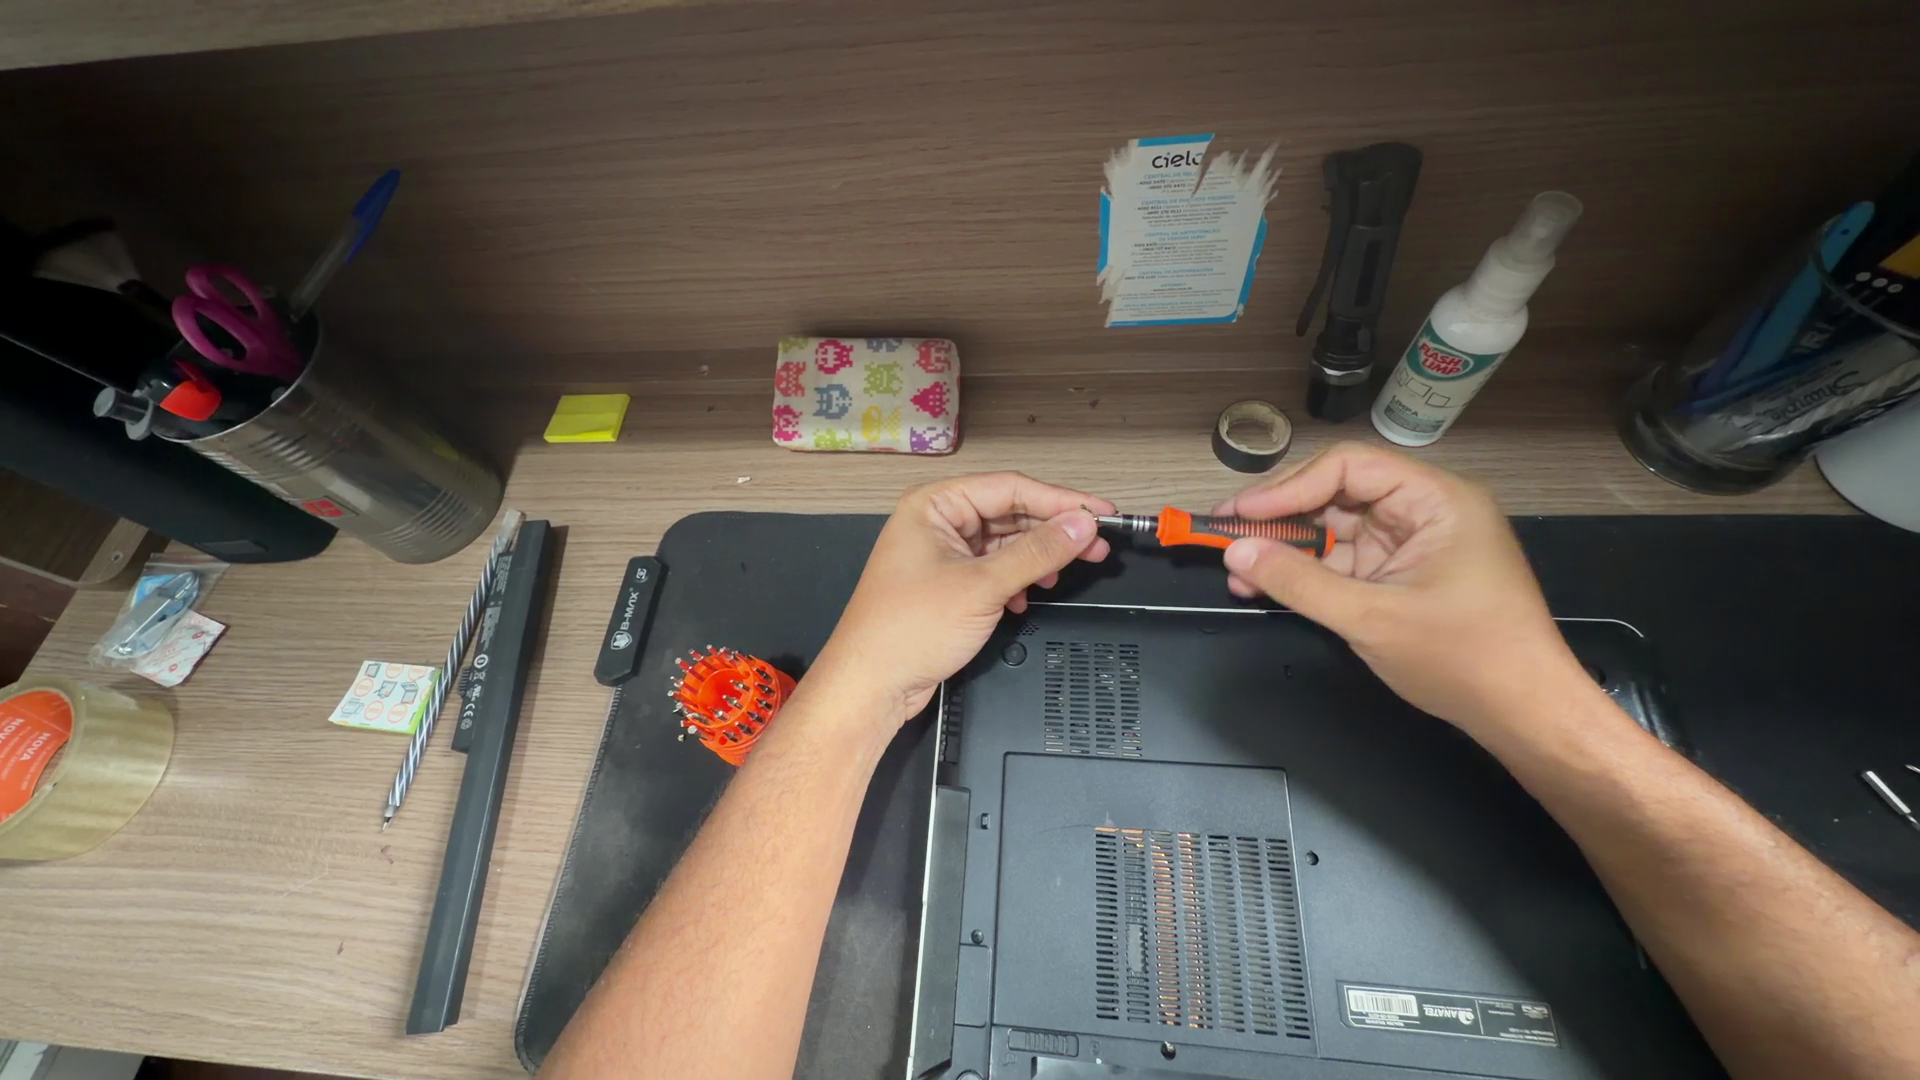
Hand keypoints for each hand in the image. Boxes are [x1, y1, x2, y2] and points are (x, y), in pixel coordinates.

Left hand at [811, 473, 1112, 732]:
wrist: (871, 685)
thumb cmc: (907, 631)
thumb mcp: (982, 586)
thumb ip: (1036, 552)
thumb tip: (1080, 525)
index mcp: (934, 505)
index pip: (1010, 488)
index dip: (1059, 500)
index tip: (1099, 512)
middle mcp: (937, 523)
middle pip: (1009, 513)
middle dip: (1052, 531)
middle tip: (1095, 545)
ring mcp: (942, 554)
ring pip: (1005, 544)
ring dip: (1036, 558)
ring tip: (1064, 573)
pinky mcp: (949, 583)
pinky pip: (994, 569)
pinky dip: (1016, 580)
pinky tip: (1027, 597)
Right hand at [1213, 442, 1581, 731]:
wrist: (1522, 715)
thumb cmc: (1464, 658)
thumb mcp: (1371, 617)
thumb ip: (1298, 582)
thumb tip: (1234, 552)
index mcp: (1434, 501)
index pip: (1349, 468)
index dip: (1288, 487)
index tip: (1240, 514)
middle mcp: (1420, 512)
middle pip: (1335, 493)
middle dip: (1278, 516)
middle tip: (1225, 532)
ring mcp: (1406, 545)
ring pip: (1330, 529)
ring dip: (1283, 548)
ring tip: (1236, 566)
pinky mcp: (1395, 575)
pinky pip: (1337, 561)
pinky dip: (1300, 573)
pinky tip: (1261, 584)